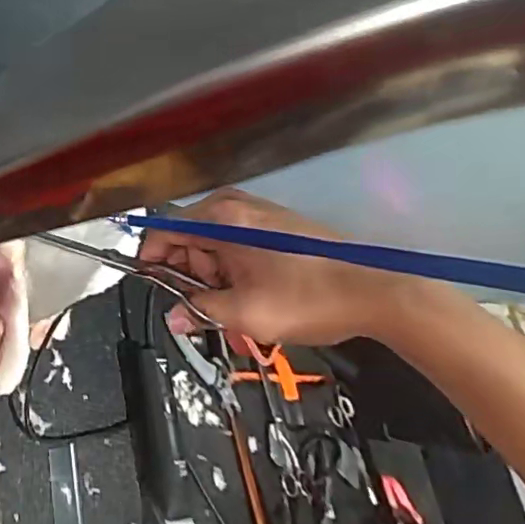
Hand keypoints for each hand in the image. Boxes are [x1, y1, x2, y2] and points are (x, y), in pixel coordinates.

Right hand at [137, 188, 439, 345]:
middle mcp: (234, 207)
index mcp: (221, 218)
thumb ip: (201, 311)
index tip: (152, 285)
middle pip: (189, 238)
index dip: (152, 259)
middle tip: (205, 311)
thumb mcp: (246, 313)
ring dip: (215, 279)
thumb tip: (175, 316)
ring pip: (213, 245)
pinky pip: (235, 244)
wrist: (373, 291)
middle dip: (191, 277)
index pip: (165, 230)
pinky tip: (251, 299)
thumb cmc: (311, 296)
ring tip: (236, 314)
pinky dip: (234, 271)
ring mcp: (254, 213)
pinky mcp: (271, 225)